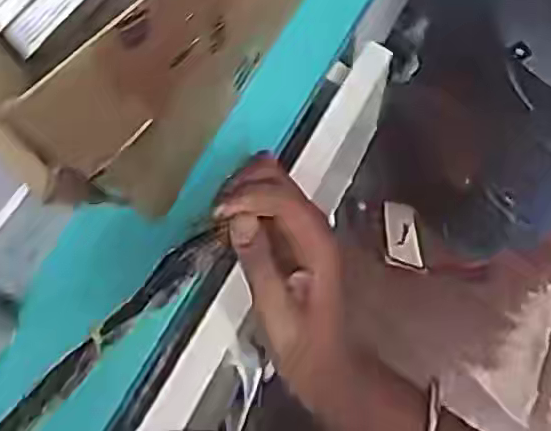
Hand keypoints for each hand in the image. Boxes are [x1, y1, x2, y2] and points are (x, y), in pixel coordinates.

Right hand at [215, 157, 357, 412]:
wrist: (332, 370)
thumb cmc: (306, 348)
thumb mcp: (276, 313)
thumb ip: (258, 262)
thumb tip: (239, 219)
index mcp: (317, 243)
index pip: (283, 198)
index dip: (248, 197)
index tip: (220, 211)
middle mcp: (317, 227)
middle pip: (282, 180)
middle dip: (245, 184)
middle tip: (218, 207)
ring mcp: (308, 227)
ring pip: (277, 182)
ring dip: (246, 186)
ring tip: (221, 208)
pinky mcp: (296, 234)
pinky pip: (272, 198)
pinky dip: (249, 196)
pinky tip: (232, 212)